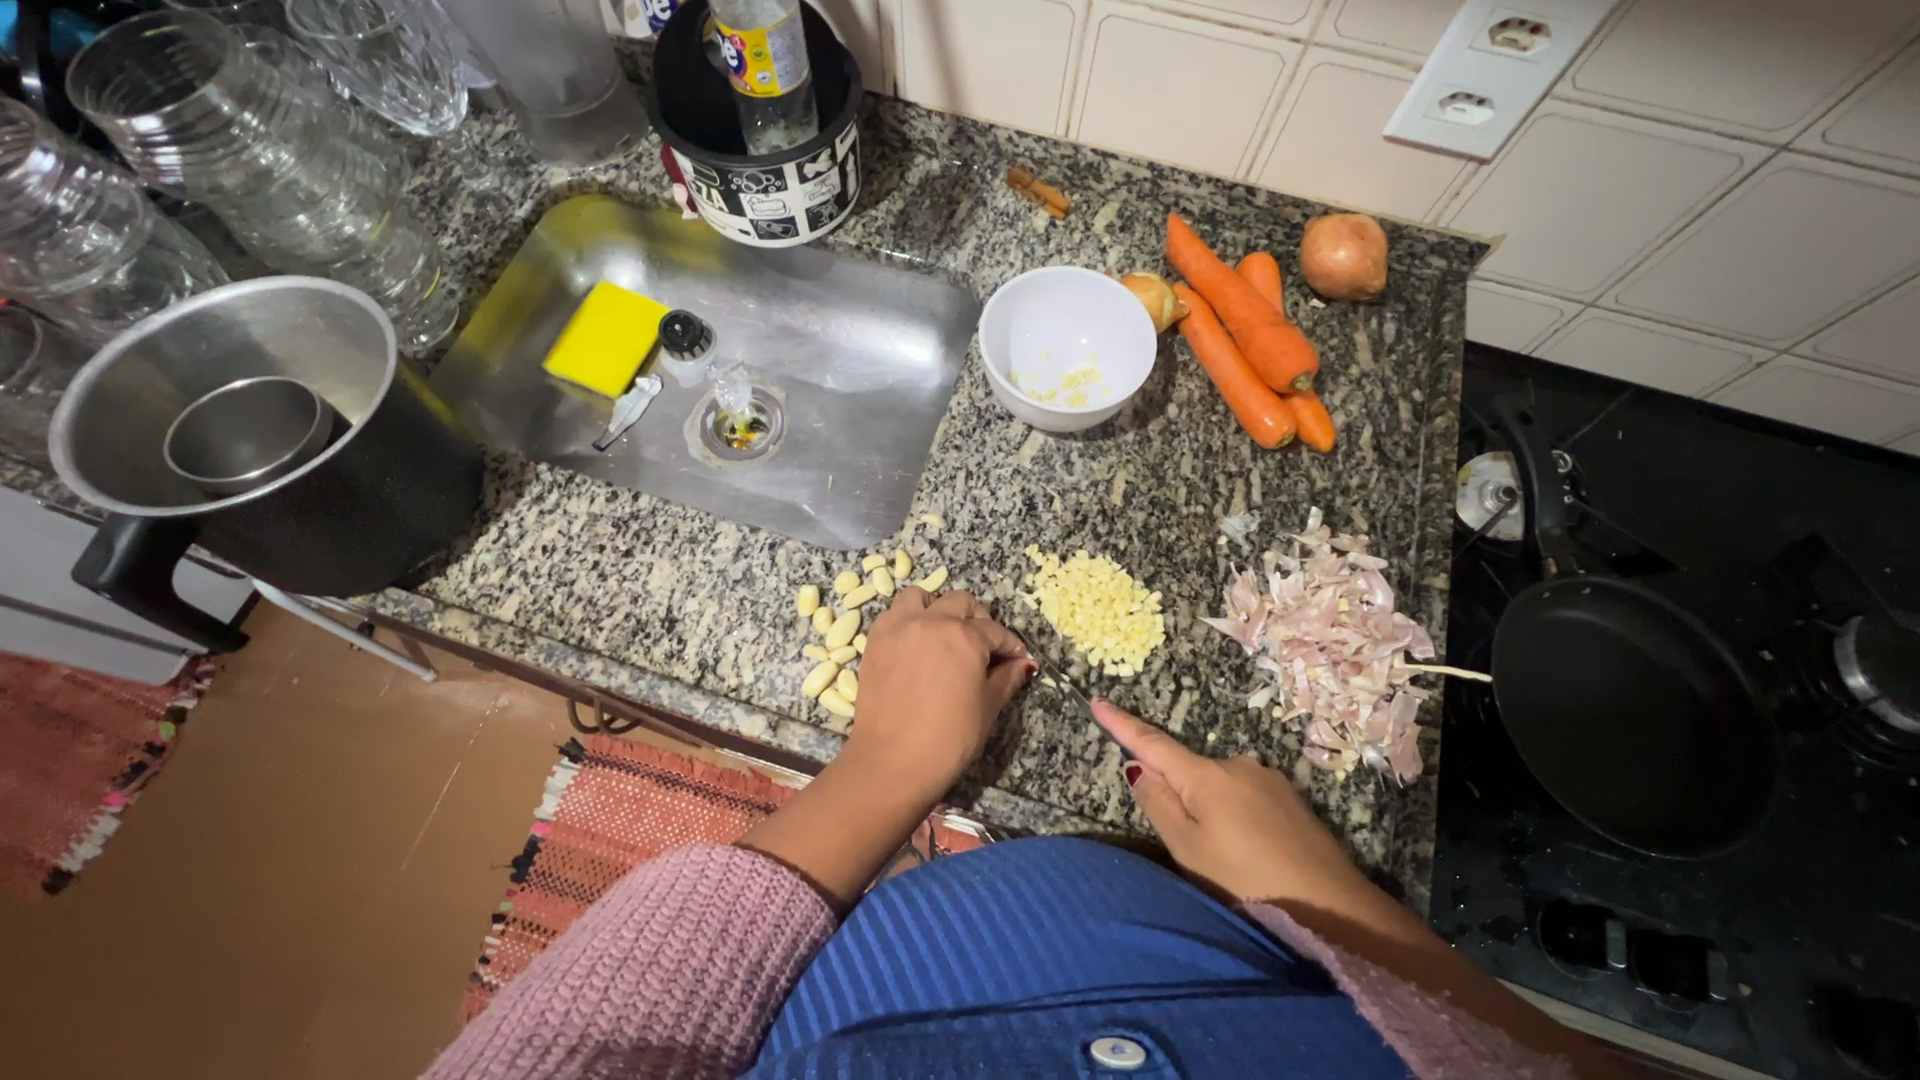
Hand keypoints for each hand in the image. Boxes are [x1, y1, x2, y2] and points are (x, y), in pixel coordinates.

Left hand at [847, 587, 1032, 796]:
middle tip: (984, 647)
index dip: (1011, 646)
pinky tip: (916, 645)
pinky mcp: (874, 641)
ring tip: (944, 634)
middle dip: (979, 620)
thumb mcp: (987, 708)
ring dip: (938, 608)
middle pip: (961, 602)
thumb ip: (1006, 678)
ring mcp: (898, 627)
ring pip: (922, 597)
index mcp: (964, 636)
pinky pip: (894, 614)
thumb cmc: (948, 739)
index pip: (995, 631)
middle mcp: (931, 621)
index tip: (1017, 660)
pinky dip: (908, 620)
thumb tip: (1022, 664)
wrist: (892, 761)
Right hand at [1092, 700, 1379, 908]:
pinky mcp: (1290, 799)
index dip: (1122, 724)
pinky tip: (1249, 853)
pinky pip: (1244, 797)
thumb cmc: (1247, 881)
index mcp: (1206, 776)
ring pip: (1218, 786)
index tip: (1096, 701)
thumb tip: (1136, 766)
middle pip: (1188, 769)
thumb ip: (1158, 804)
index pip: (1152, 743)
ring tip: (1224, 860)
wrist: (1334, 908)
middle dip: (1175, 791)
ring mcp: (1268, 779)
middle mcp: (1237, 764)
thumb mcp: (1188, 850)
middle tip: (1183, 842)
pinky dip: (1234, 816)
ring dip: (1209, 809)